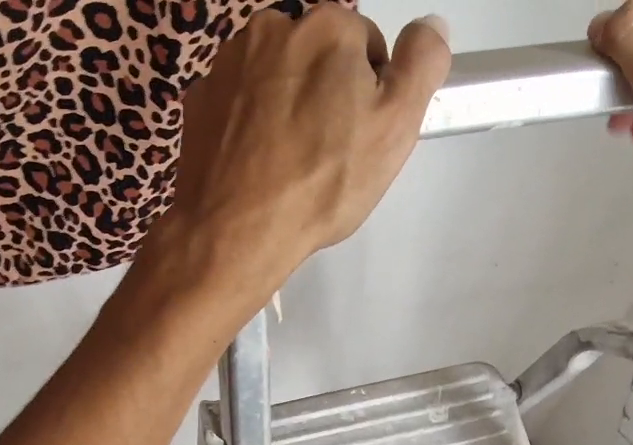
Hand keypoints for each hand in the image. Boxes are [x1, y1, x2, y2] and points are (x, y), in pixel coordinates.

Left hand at [159, 4, 451, 281]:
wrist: (237, 230)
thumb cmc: (323, 182)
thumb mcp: (396, 126)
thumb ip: (422, 64)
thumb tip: (432, 26)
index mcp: (327, 27)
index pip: (365, 46)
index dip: (371, 93)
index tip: (362, 136)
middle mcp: (272, 28)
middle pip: (316, 59)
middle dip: (327, 95)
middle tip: (329, 155)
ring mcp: (228, 63)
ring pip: (276, 79)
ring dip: (287, 108)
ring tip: (292, 164)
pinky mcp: (200, 100)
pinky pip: (239, 104)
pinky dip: (251, 126)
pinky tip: (260, 166)